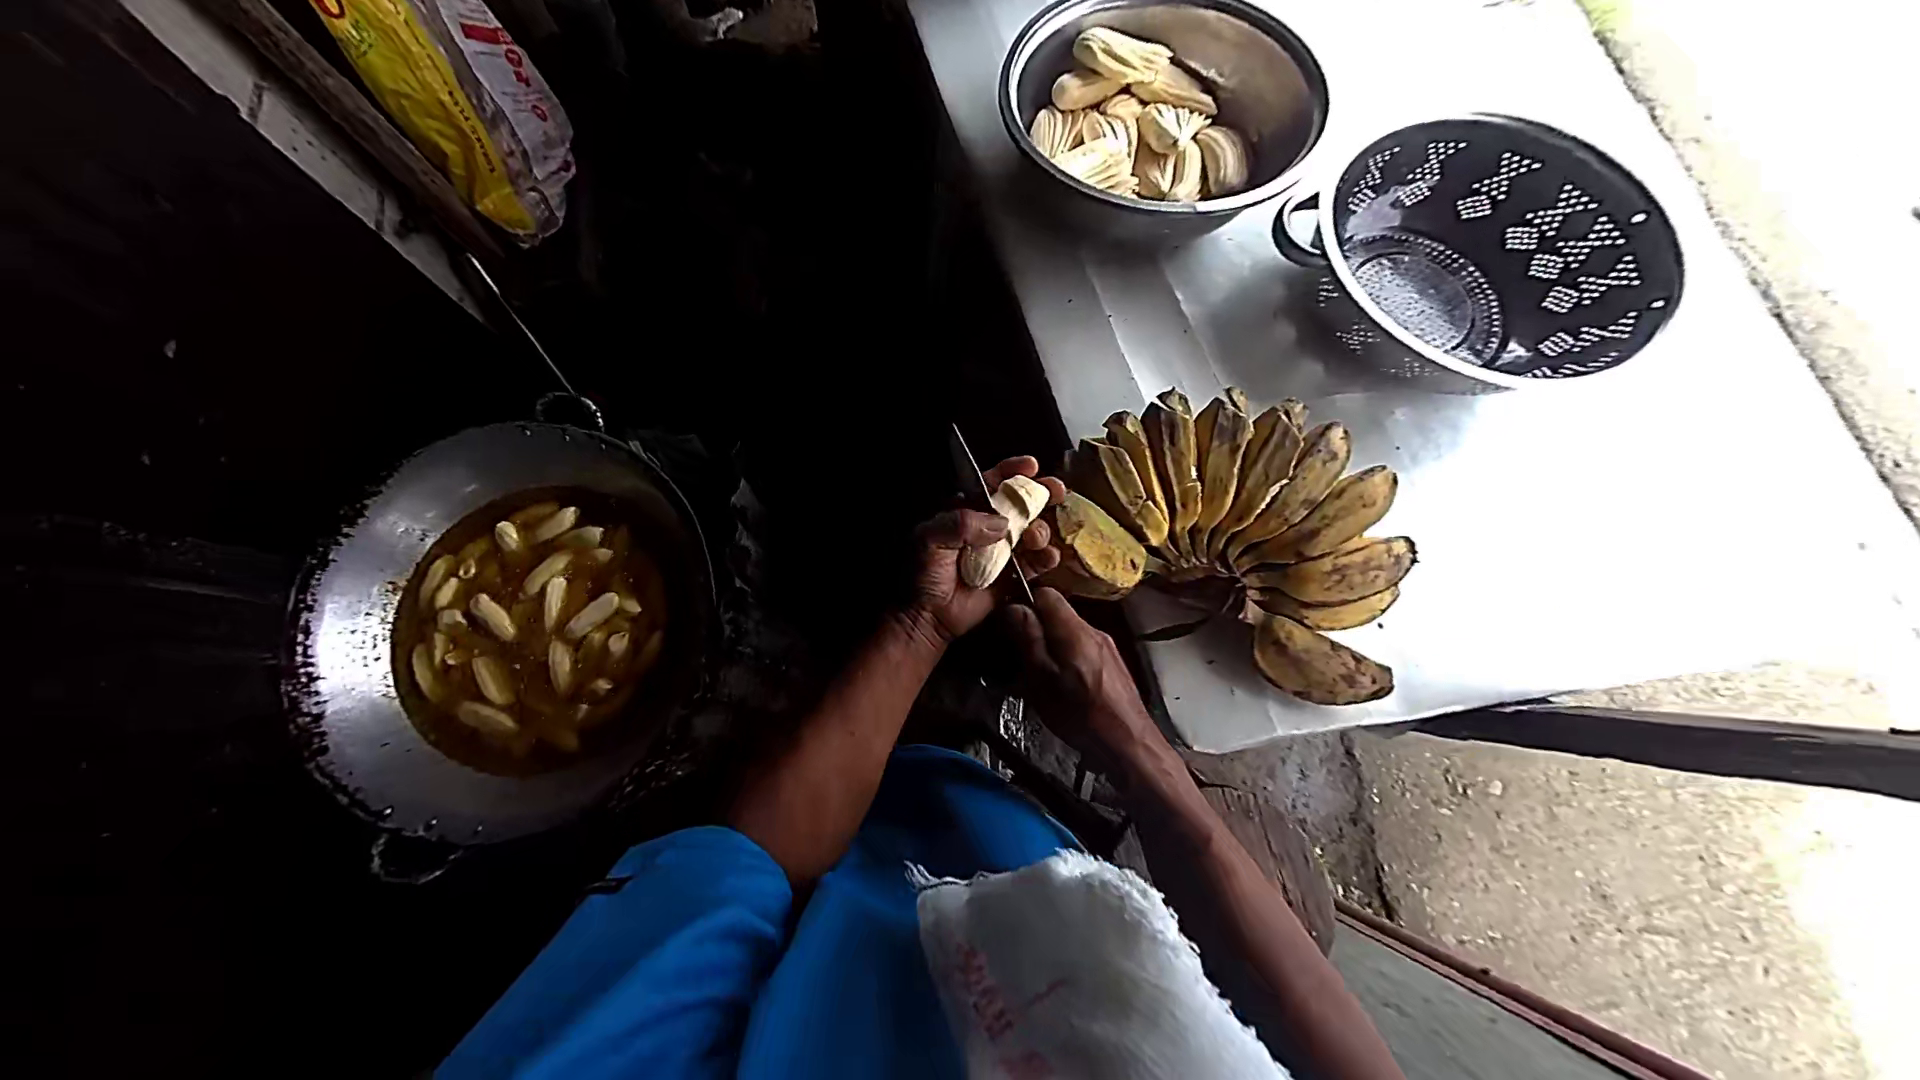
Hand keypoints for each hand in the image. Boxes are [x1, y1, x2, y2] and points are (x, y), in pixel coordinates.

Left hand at [904, 456, 1065, 645]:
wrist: (926, 616)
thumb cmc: (921, 574)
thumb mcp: (930, 539)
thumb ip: (961, 524)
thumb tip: (1001, 523)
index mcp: (965, 511)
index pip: (991, 484)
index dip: (1011, 471)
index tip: (1030, 466)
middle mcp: (987, 528)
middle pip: (1020, 504)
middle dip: (1040, 494)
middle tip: (1056, 490)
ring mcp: (1002, 552)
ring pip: (1032, 531)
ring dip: (1041, 529)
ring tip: (1036, 536)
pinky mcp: (1012, 576)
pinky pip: (1035, 563)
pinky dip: (1046, 558)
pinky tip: (1048, 556)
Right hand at [1004, 587, 1174, 777]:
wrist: (1128, 743)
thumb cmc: (1081, 714)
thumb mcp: (1041, 678)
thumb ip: (1028, 638)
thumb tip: (1013, 607)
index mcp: (1073, 629)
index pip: (1045, 593)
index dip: (1024, 604)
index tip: (1011, 626)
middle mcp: (1093, 630)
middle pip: (1058, 613)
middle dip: (1036, 629)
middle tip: (1022, 657)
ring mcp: (1106, 647)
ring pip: (1069, 633)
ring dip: (1051, 647)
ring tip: (1040, 676)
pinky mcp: (1113, 664)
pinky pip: (1082, 649)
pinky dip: (1068, 659)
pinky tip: (1063, 686)